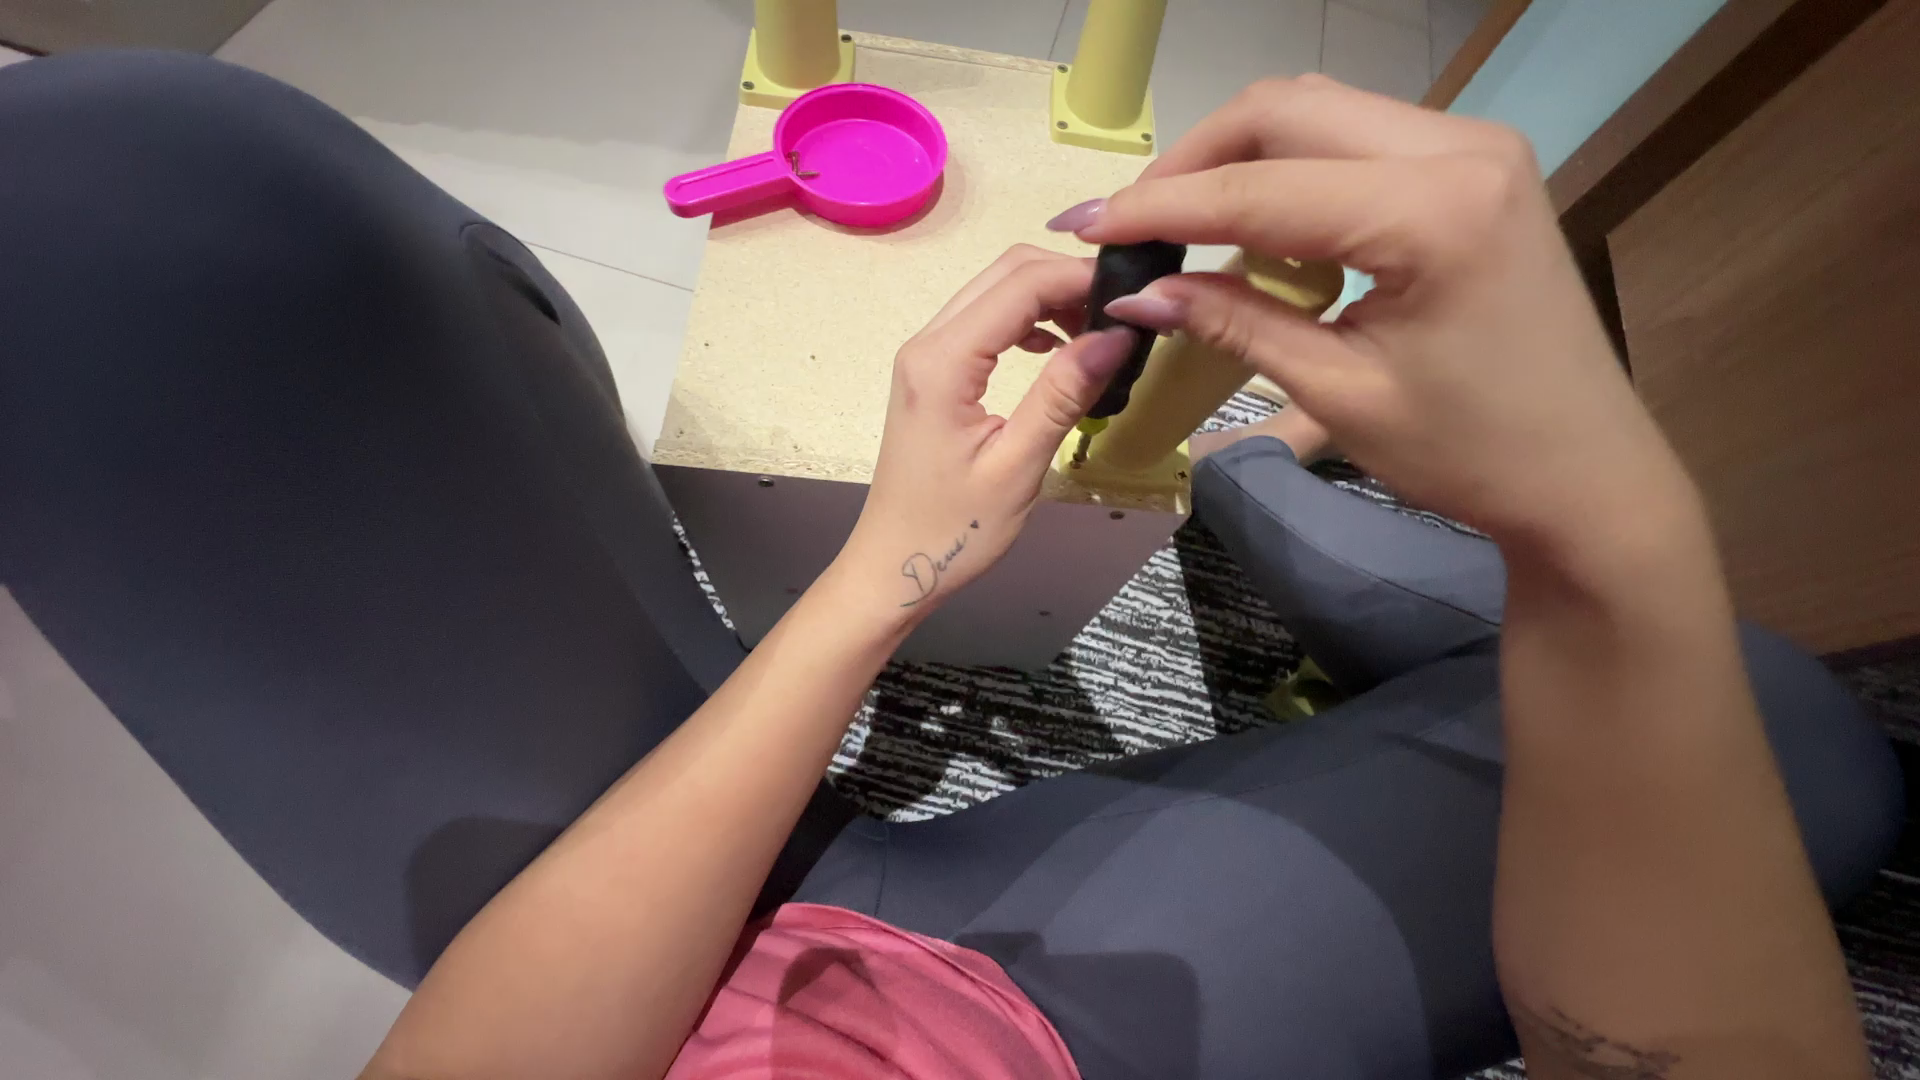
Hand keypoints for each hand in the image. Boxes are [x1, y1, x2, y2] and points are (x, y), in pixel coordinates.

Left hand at [829, 246, 1134, 620]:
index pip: (1020, 284)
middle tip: (1120, 313)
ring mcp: (924, 357)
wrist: (895, 563)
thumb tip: (1117, 333)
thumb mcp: (1017, 465)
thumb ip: (1063, 394)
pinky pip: (981, 325)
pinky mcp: (931, 375)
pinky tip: (1055, 351)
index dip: (1080, 279)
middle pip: (1004, 274)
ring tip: (1097, 333)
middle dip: (1066, 279)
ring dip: (1047, 299)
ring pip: (993, 294)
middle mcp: (927, 343)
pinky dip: (1024, 323)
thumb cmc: (955, 528)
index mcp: (943, 362)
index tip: (1133, 300)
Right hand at [1054, 77, 1703, 568]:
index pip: (1259, 191)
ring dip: (1232, 161)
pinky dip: (1280, 175)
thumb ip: (1233, 324)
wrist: (1580, 469)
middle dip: (1191, 162)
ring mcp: (1470, 149)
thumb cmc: (1464, 450)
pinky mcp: (1466, 171)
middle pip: (1285, 113)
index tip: (1087, 227)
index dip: (1160, 208)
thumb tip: (1139, 295)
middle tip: (1129, 222)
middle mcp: (1459, 148)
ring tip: (1172, 223)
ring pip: (1316, 117)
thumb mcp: (1334, 391)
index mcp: (1431, 212)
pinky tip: (1244, 225)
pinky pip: (1349, 145)